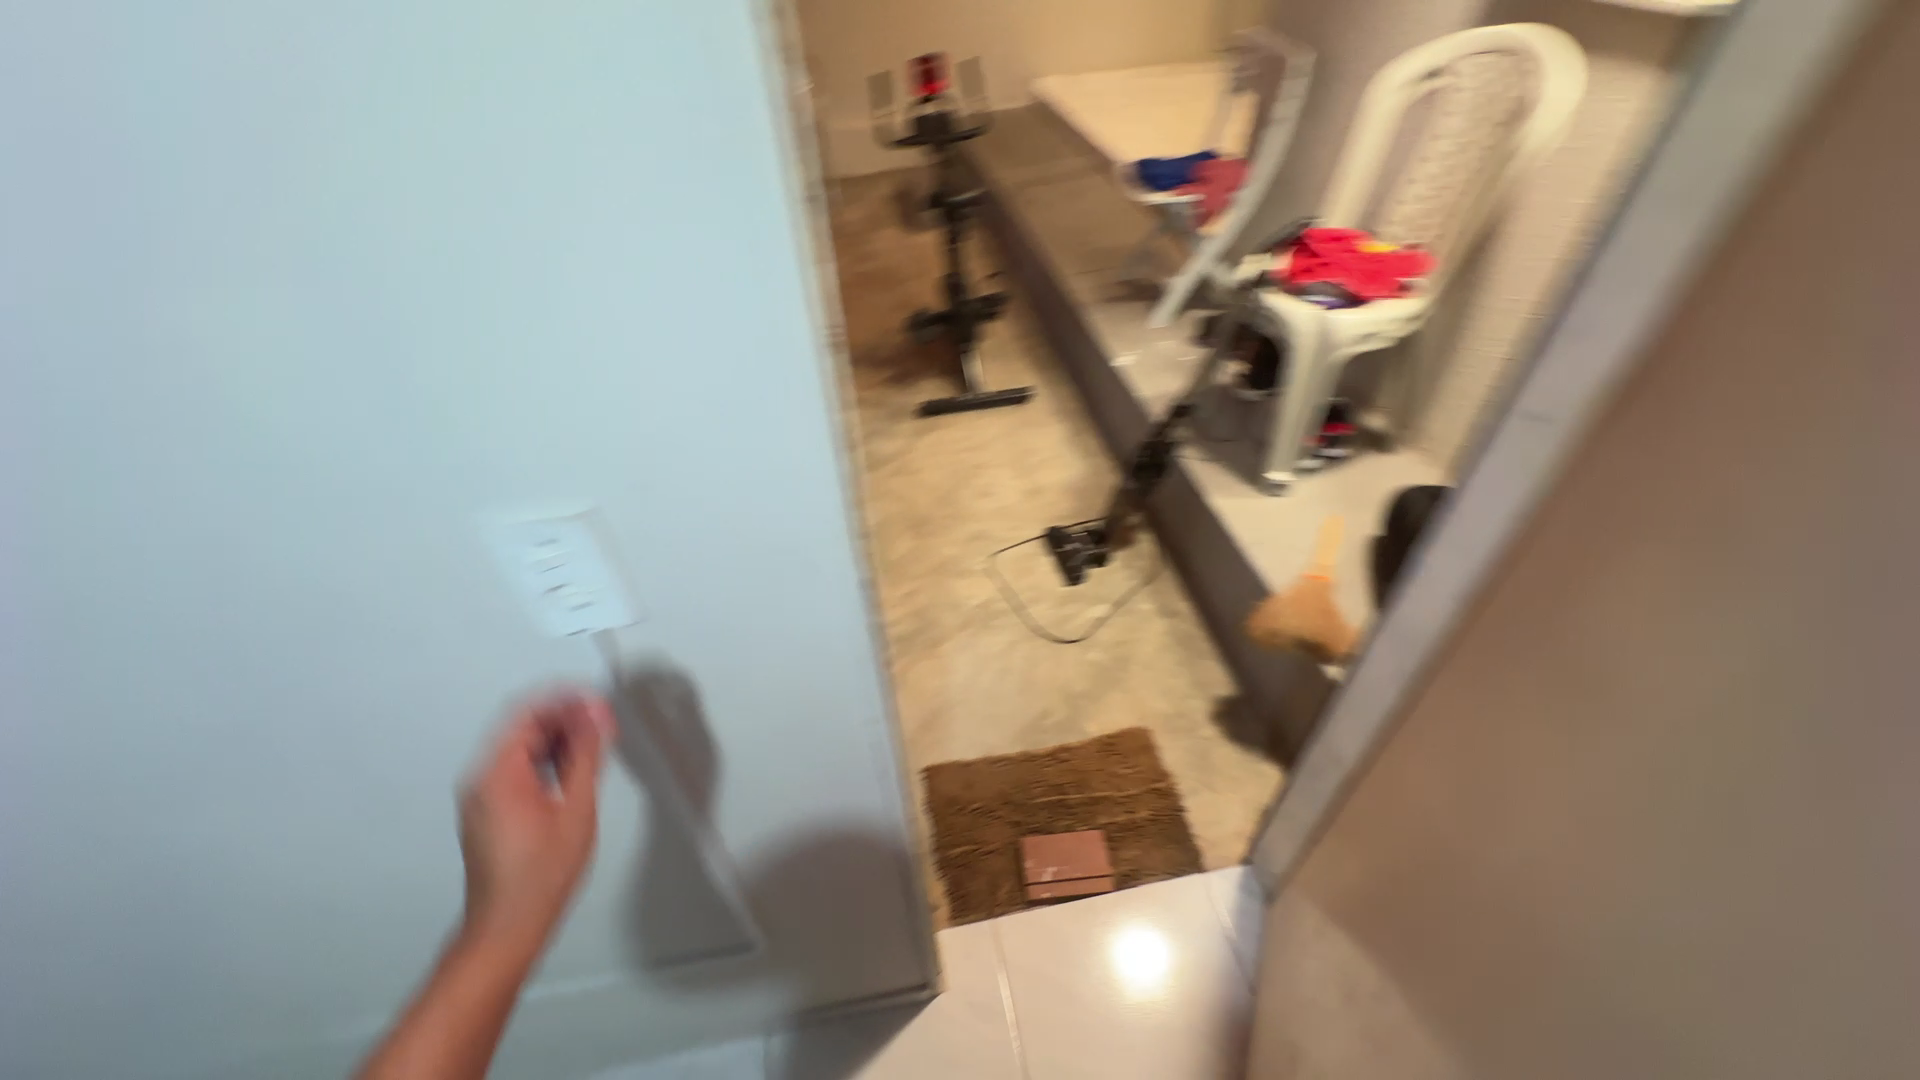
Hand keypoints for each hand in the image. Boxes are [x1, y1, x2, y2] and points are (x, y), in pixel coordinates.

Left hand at [457, 692, 611, 949]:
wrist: (508, 926)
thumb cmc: (544, 871)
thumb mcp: (576, 808)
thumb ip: (585, 755)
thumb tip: (595, 714)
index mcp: (496, 772)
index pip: (528, 713)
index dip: (566, 701)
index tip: (601, 703)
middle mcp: (482, 776)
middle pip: (523, 727)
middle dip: (566, 717)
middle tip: (606, 722)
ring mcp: (483, 794)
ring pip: (523, 746)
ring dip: (560, 737)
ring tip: (599, 741)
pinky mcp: (490, 808)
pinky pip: (519, 767)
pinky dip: (549, 758)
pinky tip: (578, 766)